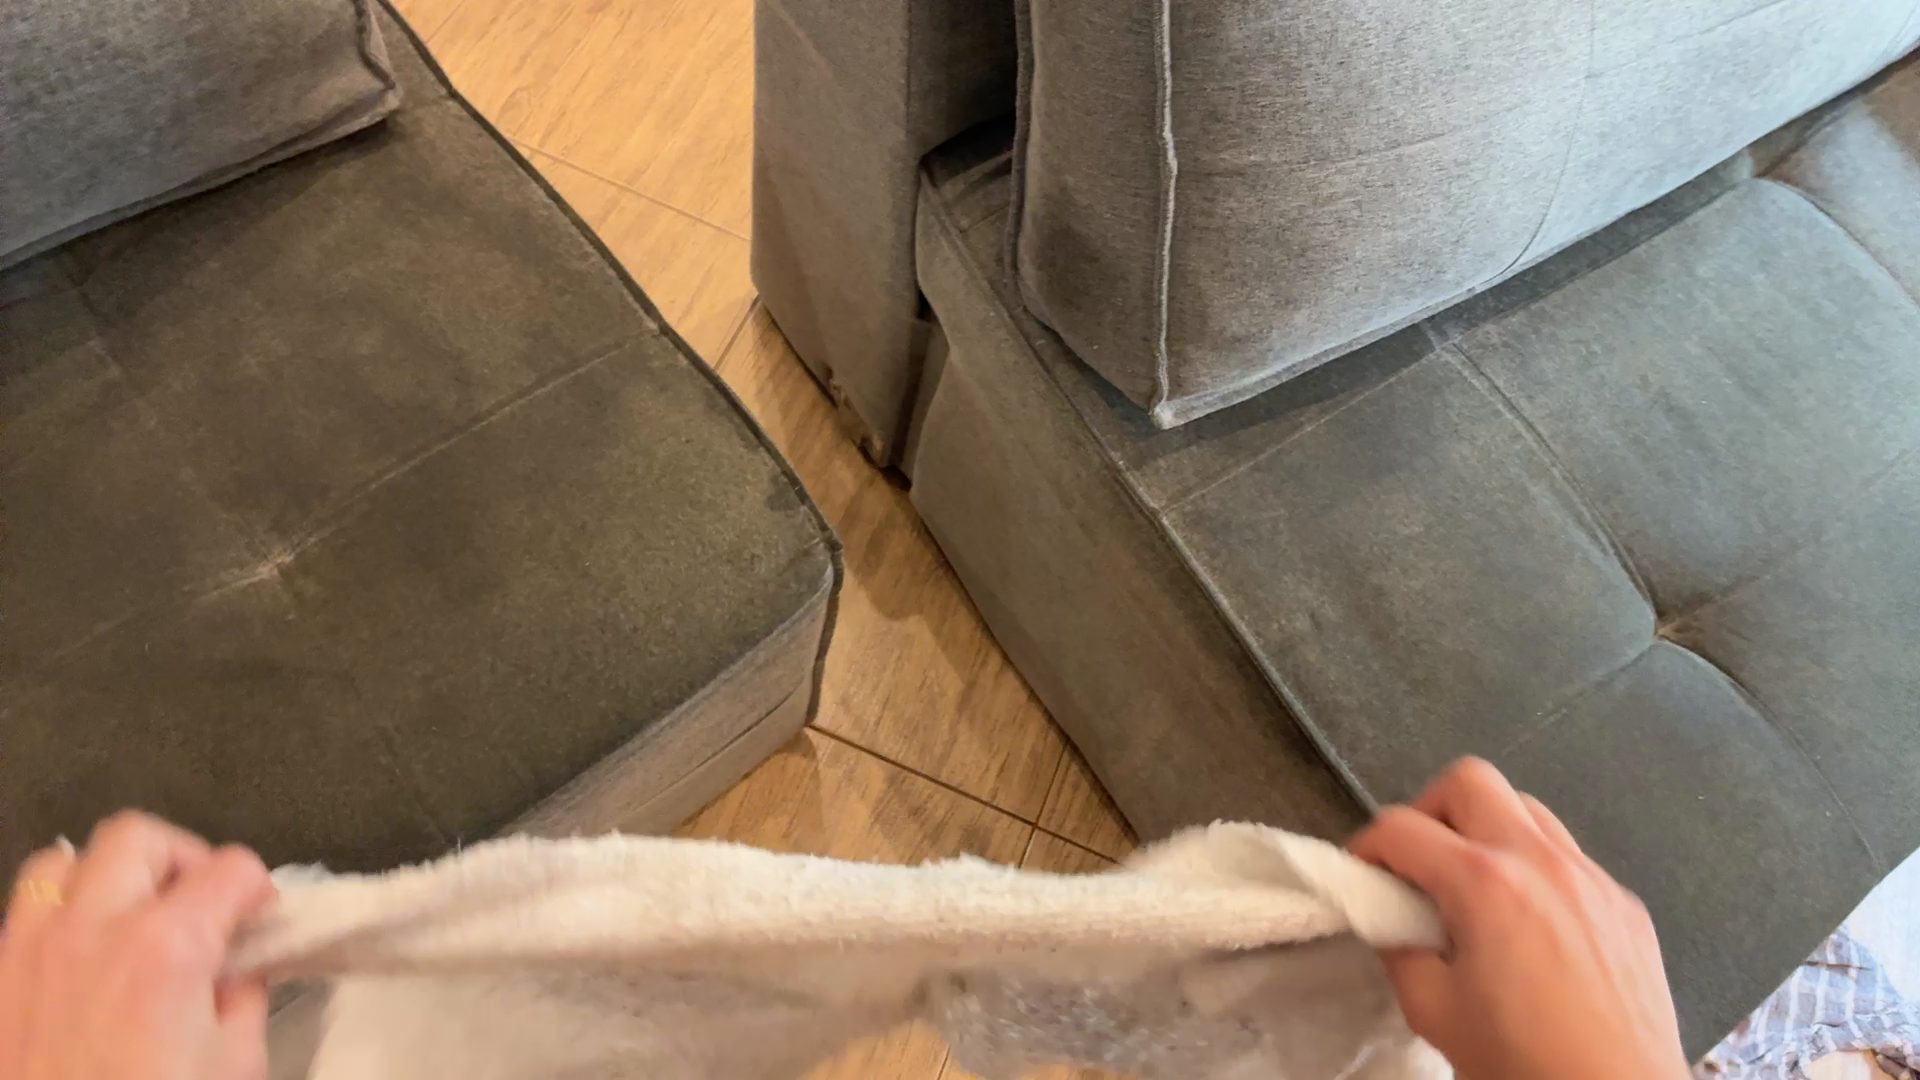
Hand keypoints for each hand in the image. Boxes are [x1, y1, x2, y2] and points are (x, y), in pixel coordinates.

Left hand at [0, 812, 276, 1079]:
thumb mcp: (235, 1056)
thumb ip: (242, 990)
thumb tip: (235, 967)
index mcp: (167, 945)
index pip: (234, 865)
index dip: (258, 889)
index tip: (259, 920)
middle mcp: (91, 936)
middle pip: (140, 839)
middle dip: (182, 859)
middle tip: (198, 902)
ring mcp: (22, 961)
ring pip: (61, 864)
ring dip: (105, 879)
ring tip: (132, 919)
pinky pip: (19, 920)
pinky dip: (55, 920)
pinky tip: (82, 960)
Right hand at [1351, 759, 1690, 1079]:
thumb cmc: (1520, 1065)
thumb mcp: (1429, 1006)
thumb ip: (1396, 942)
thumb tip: (1391, 914)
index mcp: (1482, 882)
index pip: (1398, 827)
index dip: (1366, 846)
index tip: (1363, 877)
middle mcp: (1538, 860)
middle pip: (1468, 780)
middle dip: (1429, 811)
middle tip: (1421, 862)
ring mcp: (1590, 877)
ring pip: (1522, 806)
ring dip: (1484, 828)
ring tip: (1474, 883)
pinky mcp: (1626, 904)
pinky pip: (1564, 853)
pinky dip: (1530, 865)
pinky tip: (1529, 920)